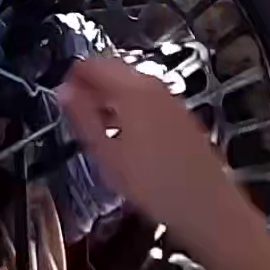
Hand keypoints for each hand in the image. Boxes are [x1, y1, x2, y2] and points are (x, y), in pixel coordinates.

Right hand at [55, 58, 250, 246]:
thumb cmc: (154, 184)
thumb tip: (64, 92)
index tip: (63, 94)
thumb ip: (83, 117)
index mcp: (130, 89)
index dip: (73, 76)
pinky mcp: (179, 111)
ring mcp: (168, 96)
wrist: (207, 205)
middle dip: (91, 84)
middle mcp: (151, 84)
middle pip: (112, 68)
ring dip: (110, 94)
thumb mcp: (107, 155)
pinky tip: (125, 131)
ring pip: (130, 82)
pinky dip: (130, 103)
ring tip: (97, 122)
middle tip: (76, 108)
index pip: (92, 64)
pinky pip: (146, 95)